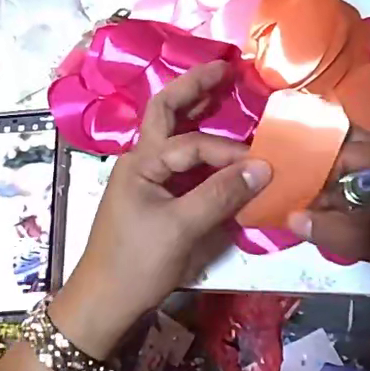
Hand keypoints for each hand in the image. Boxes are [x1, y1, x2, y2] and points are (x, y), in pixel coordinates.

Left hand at [49, 60, 271, 357]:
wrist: (105, 304)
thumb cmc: (136, 263)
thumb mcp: (180, 228)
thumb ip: (222, 194)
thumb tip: (264, 167)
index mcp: (141, 162)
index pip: (193, 143)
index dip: (229, 152)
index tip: (261, 168)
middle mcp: (143, 160)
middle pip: (167, 111)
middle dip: (195, 86)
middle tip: (226, 66)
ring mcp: (149, 176)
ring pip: (173, 130)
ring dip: (196, 108)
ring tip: (223, 89)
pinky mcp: (159, 195)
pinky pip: (183, 158)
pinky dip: (203, 143)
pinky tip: (221, 142)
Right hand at [286, 131, 369, 310]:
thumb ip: (338, 231)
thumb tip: (291, 218)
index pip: (345, 148)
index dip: (312, 162)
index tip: (280, 177)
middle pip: (348, 148)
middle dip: (315, 162)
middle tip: (280, 177)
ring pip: (352, 166)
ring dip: (325, 178)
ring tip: (291, 192)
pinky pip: (361, 183)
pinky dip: (339, 192)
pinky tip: (318, 208)